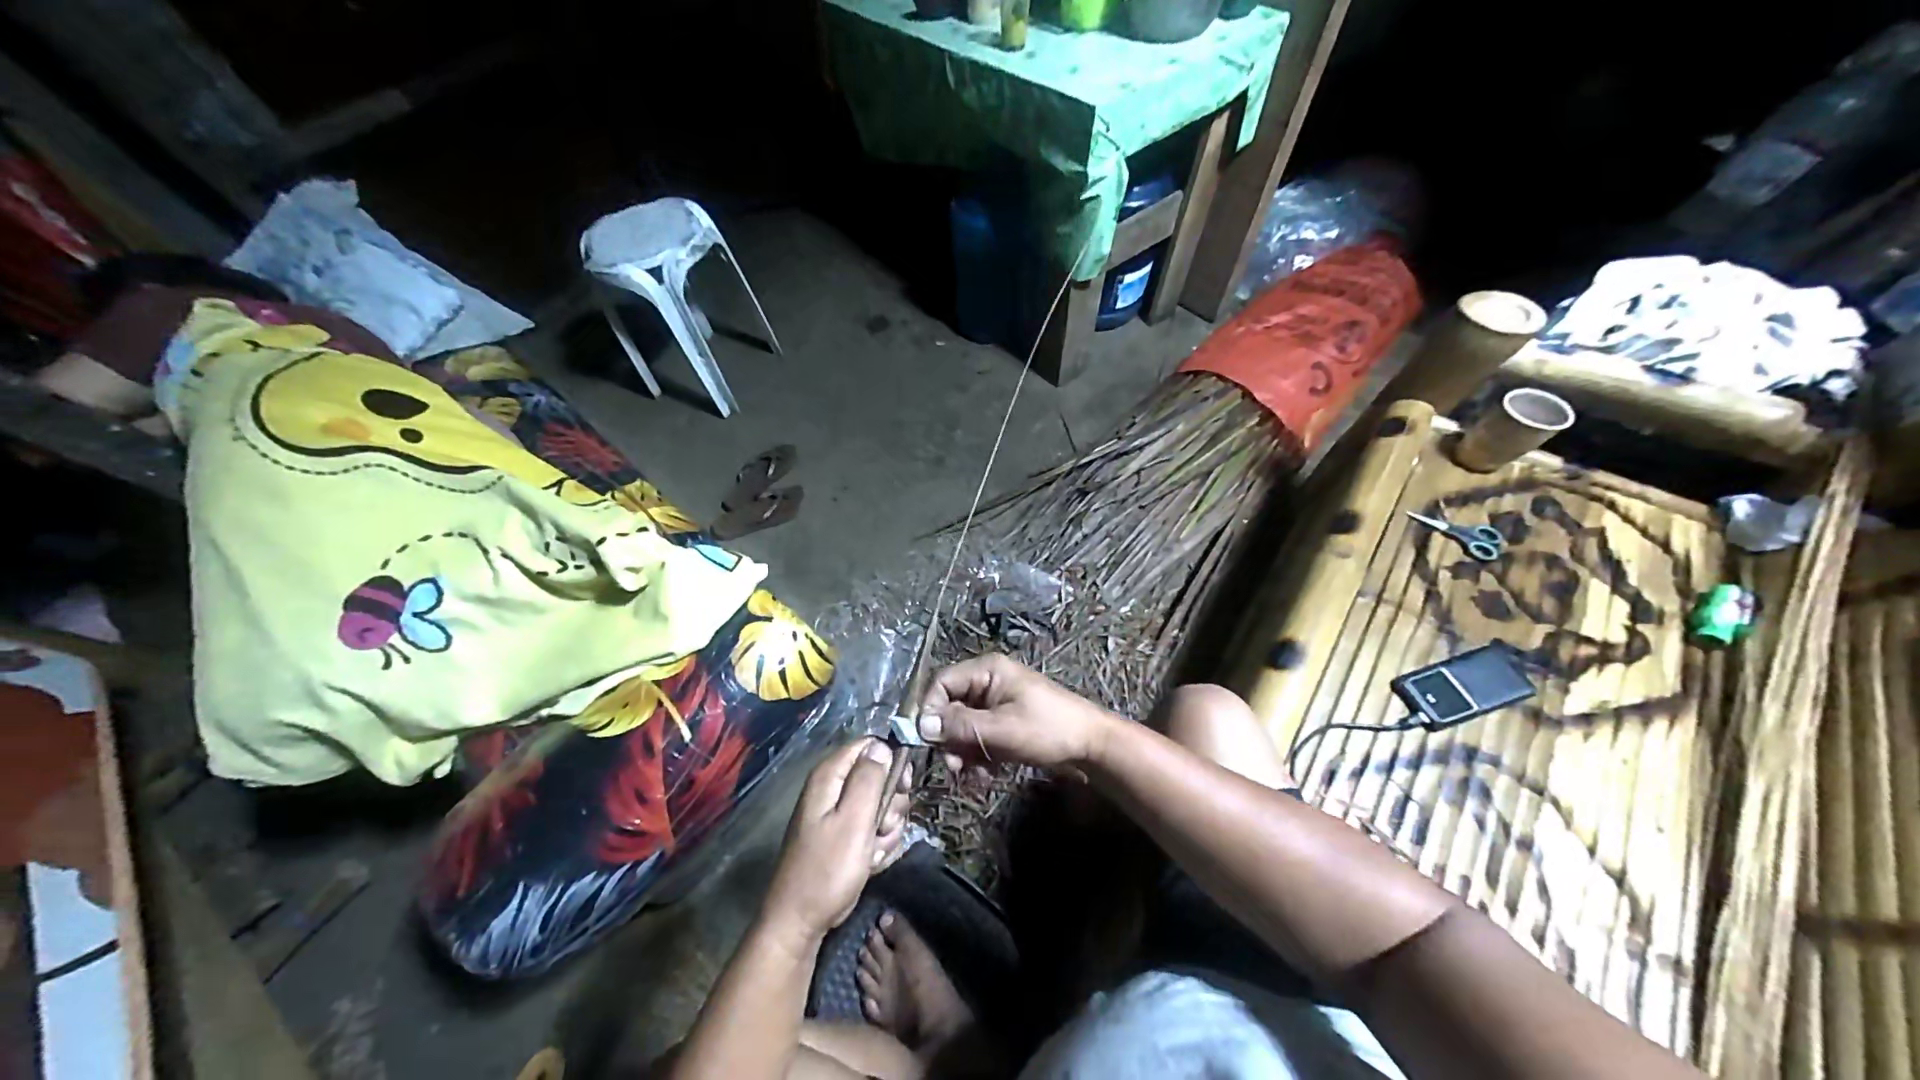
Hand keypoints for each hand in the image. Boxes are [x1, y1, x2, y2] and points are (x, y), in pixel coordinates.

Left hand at [763, 738, 910, 940]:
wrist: (801, 919)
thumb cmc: (827, 869)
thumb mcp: (854, 820)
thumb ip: (870, 779)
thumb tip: (882, 745)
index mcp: (830, 776)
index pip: (870, 745)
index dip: (891, 761)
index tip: (903, 787)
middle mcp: (833, 787)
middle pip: (880, 775)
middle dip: (891, 802)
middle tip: (884, 825)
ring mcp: (839, 813)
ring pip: (882, 804)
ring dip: (887, 828)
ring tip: (874, 849)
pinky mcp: (845, 835)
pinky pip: (874, 827)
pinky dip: (878, 843)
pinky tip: (870, 860)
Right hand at [918, 654, 1117, 771]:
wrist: (1091, 747)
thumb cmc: (1047, 729)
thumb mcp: (1000, 729)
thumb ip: (959, 726)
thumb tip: (921, 727)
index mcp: (987, 671)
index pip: (942, 683)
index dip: (931, 710)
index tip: (928, 741)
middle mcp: (988, 683)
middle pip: (950, 707)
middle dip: (949, 739)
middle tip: (953, 766)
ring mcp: (997, 705)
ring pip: (963, 728)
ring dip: (963, 753)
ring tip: (970, 777)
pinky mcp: (1004, 725)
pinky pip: (979, 738)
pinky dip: (978, 758)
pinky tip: (984, 778)